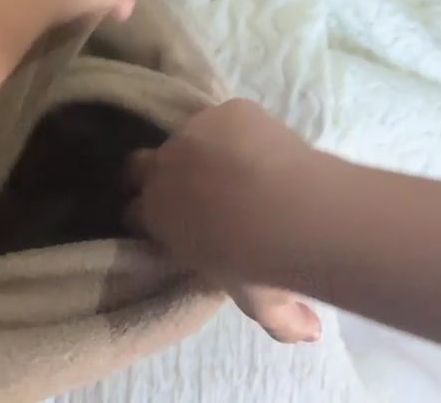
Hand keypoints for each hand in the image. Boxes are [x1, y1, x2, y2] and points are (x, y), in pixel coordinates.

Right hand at [124, 99, 326, 343]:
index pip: (133, 211)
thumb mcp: (261, 303)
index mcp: (157, 214)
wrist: (291, 211)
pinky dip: (243, 131)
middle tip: (187, 189)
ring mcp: (192, 132)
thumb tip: (308, 329)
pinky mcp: (226, 111)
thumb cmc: (261, 264)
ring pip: (189, 139)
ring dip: (204, 151)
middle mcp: (162, 167)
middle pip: (137, 164)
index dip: (148, 217)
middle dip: (152, 175)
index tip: (170, 226)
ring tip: (242, 169)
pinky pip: (230, 118)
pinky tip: (269, 149)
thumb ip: (278, 319)